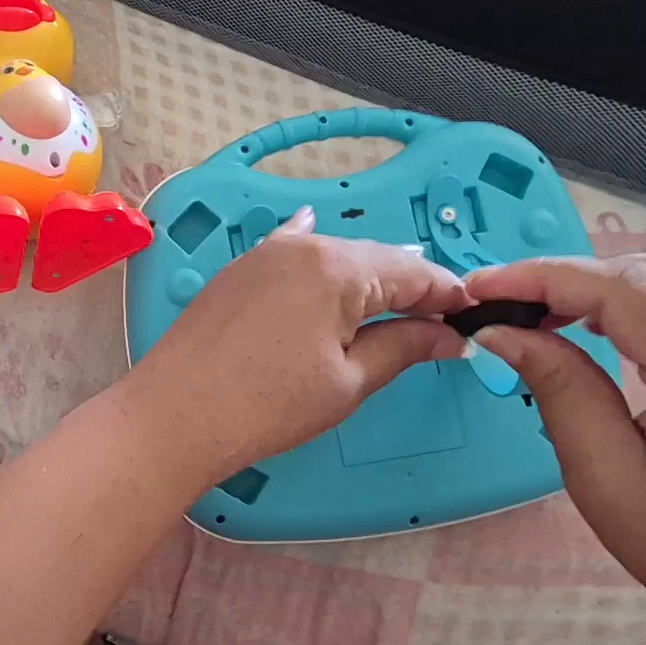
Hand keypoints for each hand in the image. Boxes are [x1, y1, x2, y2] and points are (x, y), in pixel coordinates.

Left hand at [121, 205, 469, 480]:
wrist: (175, 415)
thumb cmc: (267, 406)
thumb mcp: (348, 382)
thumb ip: (403, 347)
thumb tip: (449, 337)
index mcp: (338, 267)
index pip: (412, 271)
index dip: (447, 295)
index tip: (470, 318)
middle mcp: (301, 245)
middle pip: (373, 260)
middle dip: (408, 288)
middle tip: (436, 322)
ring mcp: (262, 255)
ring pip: (332, 256)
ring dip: (364, 277)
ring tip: (390, 304)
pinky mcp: (237, 272)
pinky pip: (288, 251)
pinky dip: (312, 252)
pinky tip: (315, 229)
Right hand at [464, 251, 645, 621]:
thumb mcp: (602, 473)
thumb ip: (557, 386)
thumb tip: (501, 330)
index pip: (626, 290)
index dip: (544, 278)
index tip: (480, 286)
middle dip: (572, 278)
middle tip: (506, 302)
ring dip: (613, 282)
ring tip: (551, 309)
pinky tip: (612, 322)